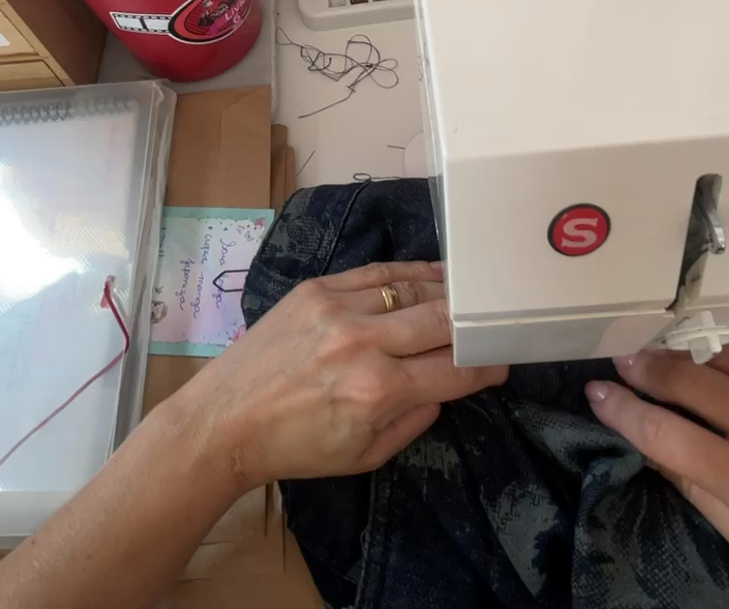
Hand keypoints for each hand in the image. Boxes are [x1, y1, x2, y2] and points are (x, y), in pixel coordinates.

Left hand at [164, 260, 506, 492]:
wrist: (225, 419)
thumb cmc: (295, 447)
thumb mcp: (364, 456)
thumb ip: (415, 419)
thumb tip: (444, 385)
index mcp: (377, 391)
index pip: (451, 370)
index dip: (484, 365)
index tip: (503, 360)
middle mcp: (363, 342)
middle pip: (438, 320)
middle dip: (471, 323)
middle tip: (491, 322)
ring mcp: (337, 308)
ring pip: (411, 289)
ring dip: (446, 291)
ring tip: (467, 291)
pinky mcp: (317, 288)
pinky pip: (375, 272)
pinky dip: (408, 272)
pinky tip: (429, 273)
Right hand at [587, 337, 728, 608]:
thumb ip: (703, 496)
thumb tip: (654, 448)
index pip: (663, 434)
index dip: (620, 409)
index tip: (594, 392)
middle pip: (685, 379)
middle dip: (642, 366)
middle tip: (617, 360)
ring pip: (720, 352)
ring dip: (678, 347)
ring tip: (652, 346)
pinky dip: (724, 346)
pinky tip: (706, 347)